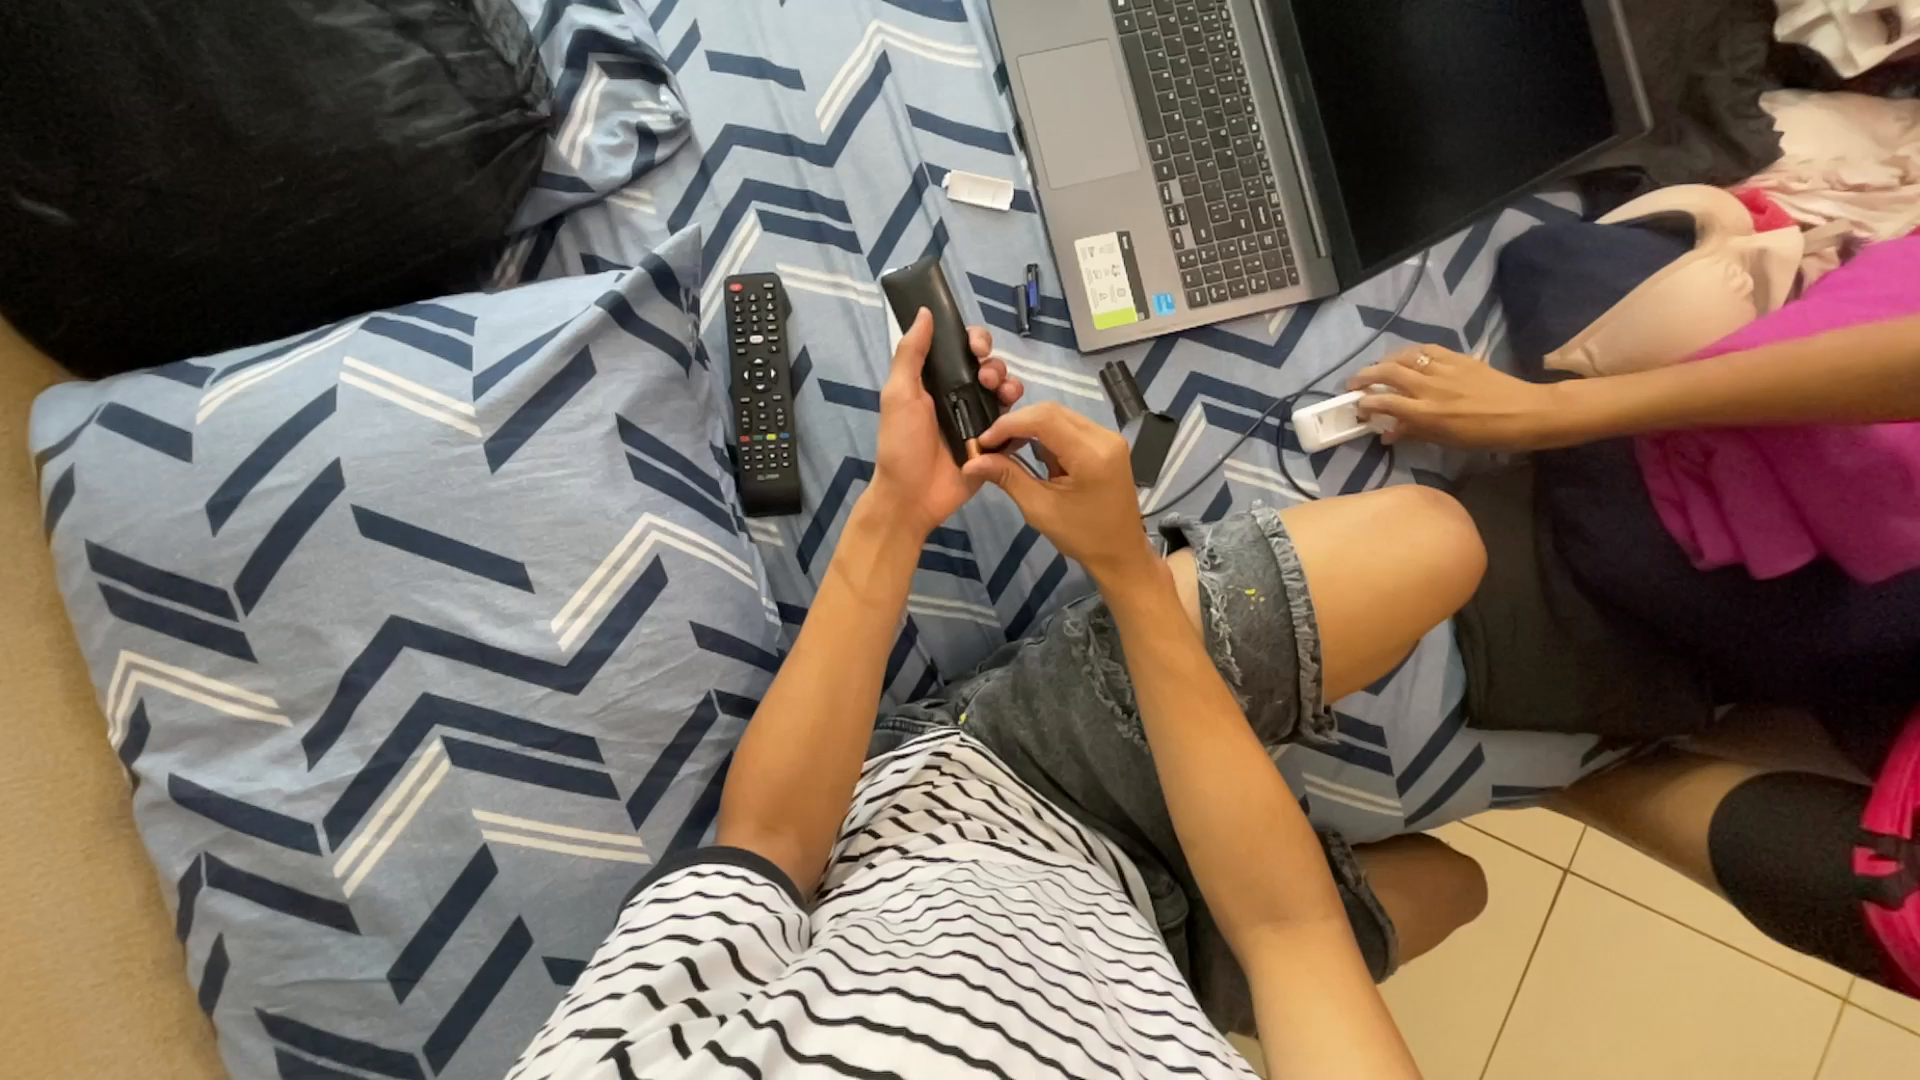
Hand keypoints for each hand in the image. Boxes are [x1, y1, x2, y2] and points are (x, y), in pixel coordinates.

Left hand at [866, 309, 1024, 536]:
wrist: (912, 497)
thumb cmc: (901, 444)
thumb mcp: (899, 394)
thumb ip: (911, 354)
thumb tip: (924, 313)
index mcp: (935, 382)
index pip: (962, 350)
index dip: (975, 341)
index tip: (976, 347)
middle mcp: (959, 397)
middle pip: (989, 367)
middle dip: (994, 364)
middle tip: (986, 378)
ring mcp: (979, 421)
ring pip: (1004, 391)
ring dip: (1009, 384)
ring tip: (1002, 394)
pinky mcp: (994, 445)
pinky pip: (1015, 424)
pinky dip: (1019, 416)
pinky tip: (1014, 417)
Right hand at [960, 403, 1156, 584]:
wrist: (1120, 551)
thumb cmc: (1081, 536)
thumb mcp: (1039, 508)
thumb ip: (1007, 477)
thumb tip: (972, 461)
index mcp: (1091, 455)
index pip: (1044, 419)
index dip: (1009, 424)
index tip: (984, 442)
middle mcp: (1104, 437)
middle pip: (1051, 412)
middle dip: (1017, 424)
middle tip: (993, 445)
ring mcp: (1108, 437)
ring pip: (1060, 416)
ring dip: (1031, 429)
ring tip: (1009, 450)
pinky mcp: (1107, 443)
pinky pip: (1070, 427)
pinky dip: (1047, 435)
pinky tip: (1034, 454)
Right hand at [1348, 346, 1568, 449]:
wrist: (1526, 413)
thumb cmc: (1484, 435)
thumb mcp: (1445, 439)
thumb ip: (1413, 432)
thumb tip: (1387, 432)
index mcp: (1425, 412)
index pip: (1383, 402)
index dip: (1365, 402)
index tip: (1357, 406)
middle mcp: (1429, 388)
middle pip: (1387, 373)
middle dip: (1365, 376)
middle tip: (1354, 383)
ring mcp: (1444, 370)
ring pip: (1404, 357)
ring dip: (1384, 361)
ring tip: (1376, 367)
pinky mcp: (1459, 358)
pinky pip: (1428, 349)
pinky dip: (1411, 352)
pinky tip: (1405, 356)